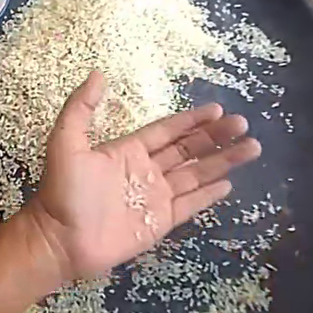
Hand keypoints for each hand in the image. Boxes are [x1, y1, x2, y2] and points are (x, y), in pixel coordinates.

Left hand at [20, 71, 260, 283]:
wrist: (61, 239)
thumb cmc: (64, 190)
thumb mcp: (66, 141)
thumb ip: (81, 107)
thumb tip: (97, 73)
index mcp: (127, 150)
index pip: (166, 131)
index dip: (191, 120)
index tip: (218, 109)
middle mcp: (145, 171)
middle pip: (187, 150)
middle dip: (215, 137)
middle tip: (243, 125)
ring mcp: (154, 197)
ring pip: (196, 174)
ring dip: (222, 161)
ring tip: (251, 148)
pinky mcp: (160, 222)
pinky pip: (190, 205)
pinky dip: (208, 195)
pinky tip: (228, 183)